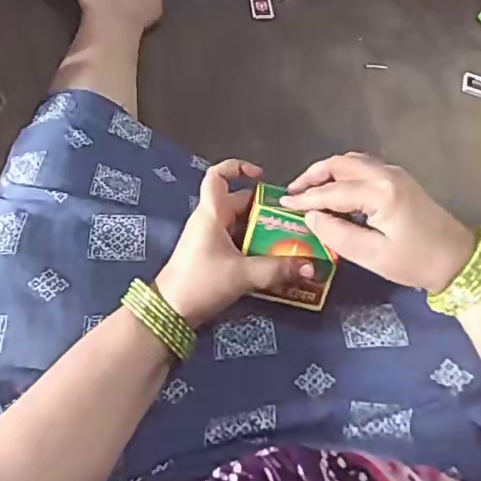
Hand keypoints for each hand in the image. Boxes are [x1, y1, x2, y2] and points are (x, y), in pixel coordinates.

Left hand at [154, 159, 313, 327]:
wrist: (170, 312)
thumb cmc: (202, 282)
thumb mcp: (243, 274)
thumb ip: (277, 269)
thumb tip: (309, 266)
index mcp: (212, 213)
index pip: (217, 175)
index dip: (238, 168)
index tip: (262, 176)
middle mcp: (210, 220)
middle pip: (240, 203)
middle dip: (265, 210)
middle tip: (291, 221)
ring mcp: (209, 238)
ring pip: (240, 225)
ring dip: (262, 231)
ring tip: (289, 242)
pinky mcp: (211, 255)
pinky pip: (236, 242)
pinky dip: (254, 247)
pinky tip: (273, 260)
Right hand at [279, 153, 473, 292]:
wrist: (458, 261)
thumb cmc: (415, 261)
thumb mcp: (372, 256)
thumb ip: (337, 234)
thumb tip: (312, 217)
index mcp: (380, 193)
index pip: (332, 191)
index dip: (305, 198)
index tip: (283, 203)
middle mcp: (386, 174)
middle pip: (340, 164)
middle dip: (313, 175)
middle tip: (292, 192)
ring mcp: (395, 174)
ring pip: (351, 162)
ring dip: (328, 172)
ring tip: (309, 190)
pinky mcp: (400, 179)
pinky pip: (363, 167)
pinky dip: (343, 174)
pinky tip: (335, 190)